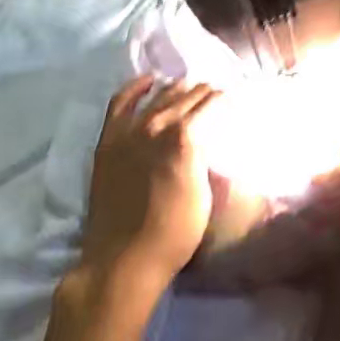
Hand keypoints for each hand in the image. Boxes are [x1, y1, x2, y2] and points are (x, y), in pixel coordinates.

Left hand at [79, 77, 220, 297]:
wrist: (123, 259)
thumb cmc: (174, 233)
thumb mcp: (204, 194)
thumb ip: (203, 158)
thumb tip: (205, 141)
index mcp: (185, 138)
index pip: (210, 105)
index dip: (224, 100)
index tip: (231, 100)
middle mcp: (157, 125)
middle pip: (186, 96)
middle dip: (203, 92)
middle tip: (214, 92)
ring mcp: (129, 130)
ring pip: (158, 96)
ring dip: (176, 88)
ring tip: (188, 85)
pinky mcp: (108, 140)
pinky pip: (121, 103)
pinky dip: (135, 88)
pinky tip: (147, 81)